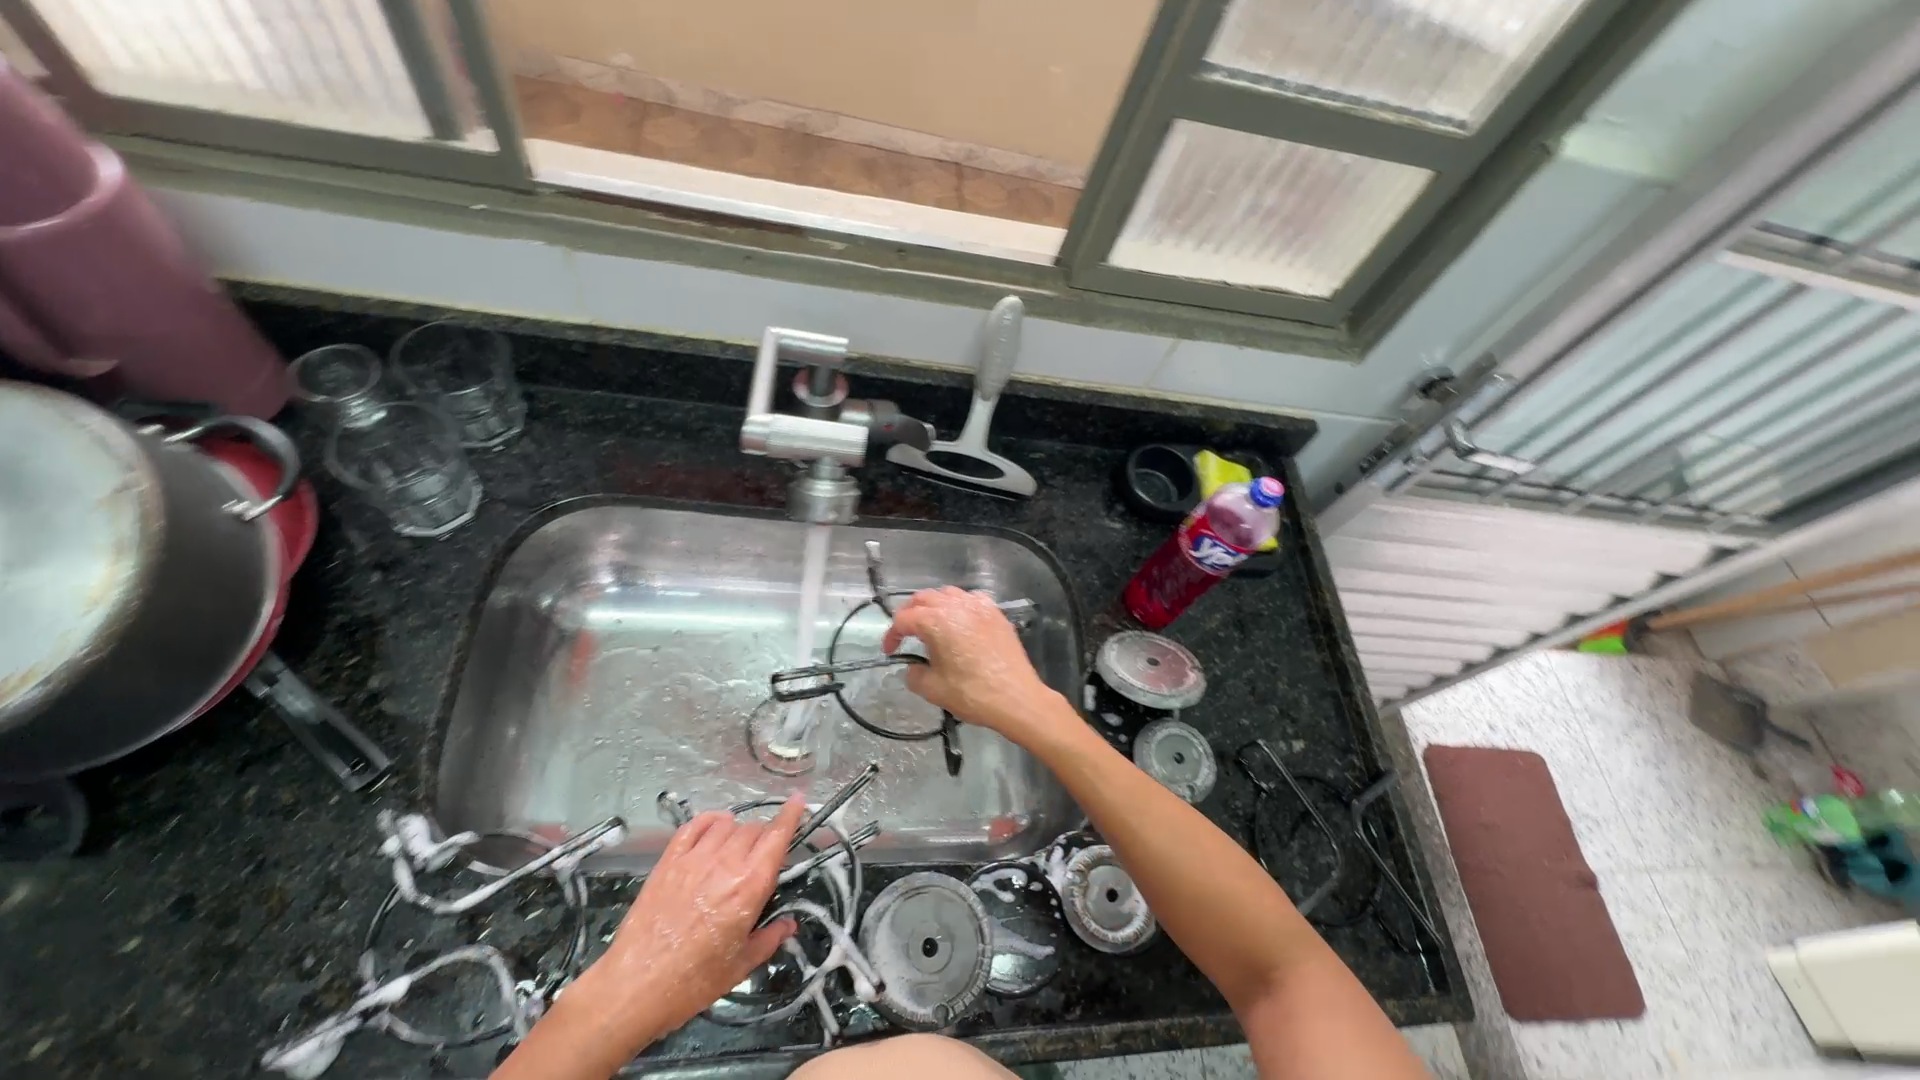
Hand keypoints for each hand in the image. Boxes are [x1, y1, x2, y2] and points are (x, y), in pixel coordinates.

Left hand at [566, 798, 805, 1050]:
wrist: (636, 986)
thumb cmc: (695, 981)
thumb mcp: (741, 966)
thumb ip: (770, 938)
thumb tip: (789, 924)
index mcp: (750, 887)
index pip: (777, 837)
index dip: (791, 815)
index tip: (799, 800)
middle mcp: (725, 864)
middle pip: (754, 829)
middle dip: (765, 835)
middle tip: (763, 856)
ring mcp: (694, 859)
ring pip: (726, 824)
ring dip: (738, 830)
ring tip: (737, 845)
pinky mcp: (668, 861)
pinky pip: (694, 826)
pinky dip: (709, 820)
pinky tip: (714, 826)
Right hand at [881, 587, 1060, 740]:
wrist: (1016, 698)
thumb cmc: (972, 693)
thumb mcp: (933, 690)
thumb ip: (914, 675)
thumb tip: (913, 668)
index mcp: (936, 621)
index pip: (904, 619)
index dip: (892, 635)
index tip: (891, 651)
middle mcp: (956, 606)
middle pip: (923, 598)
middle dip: (910, 614)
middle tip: (905, 634)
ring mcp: (979, 607)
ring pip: (948, 594)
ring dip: (934, 605)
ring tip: (931, 625)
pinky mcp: (996, 614)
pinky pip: (972, 600)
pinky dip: (959, 606)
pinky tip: (961, 622)